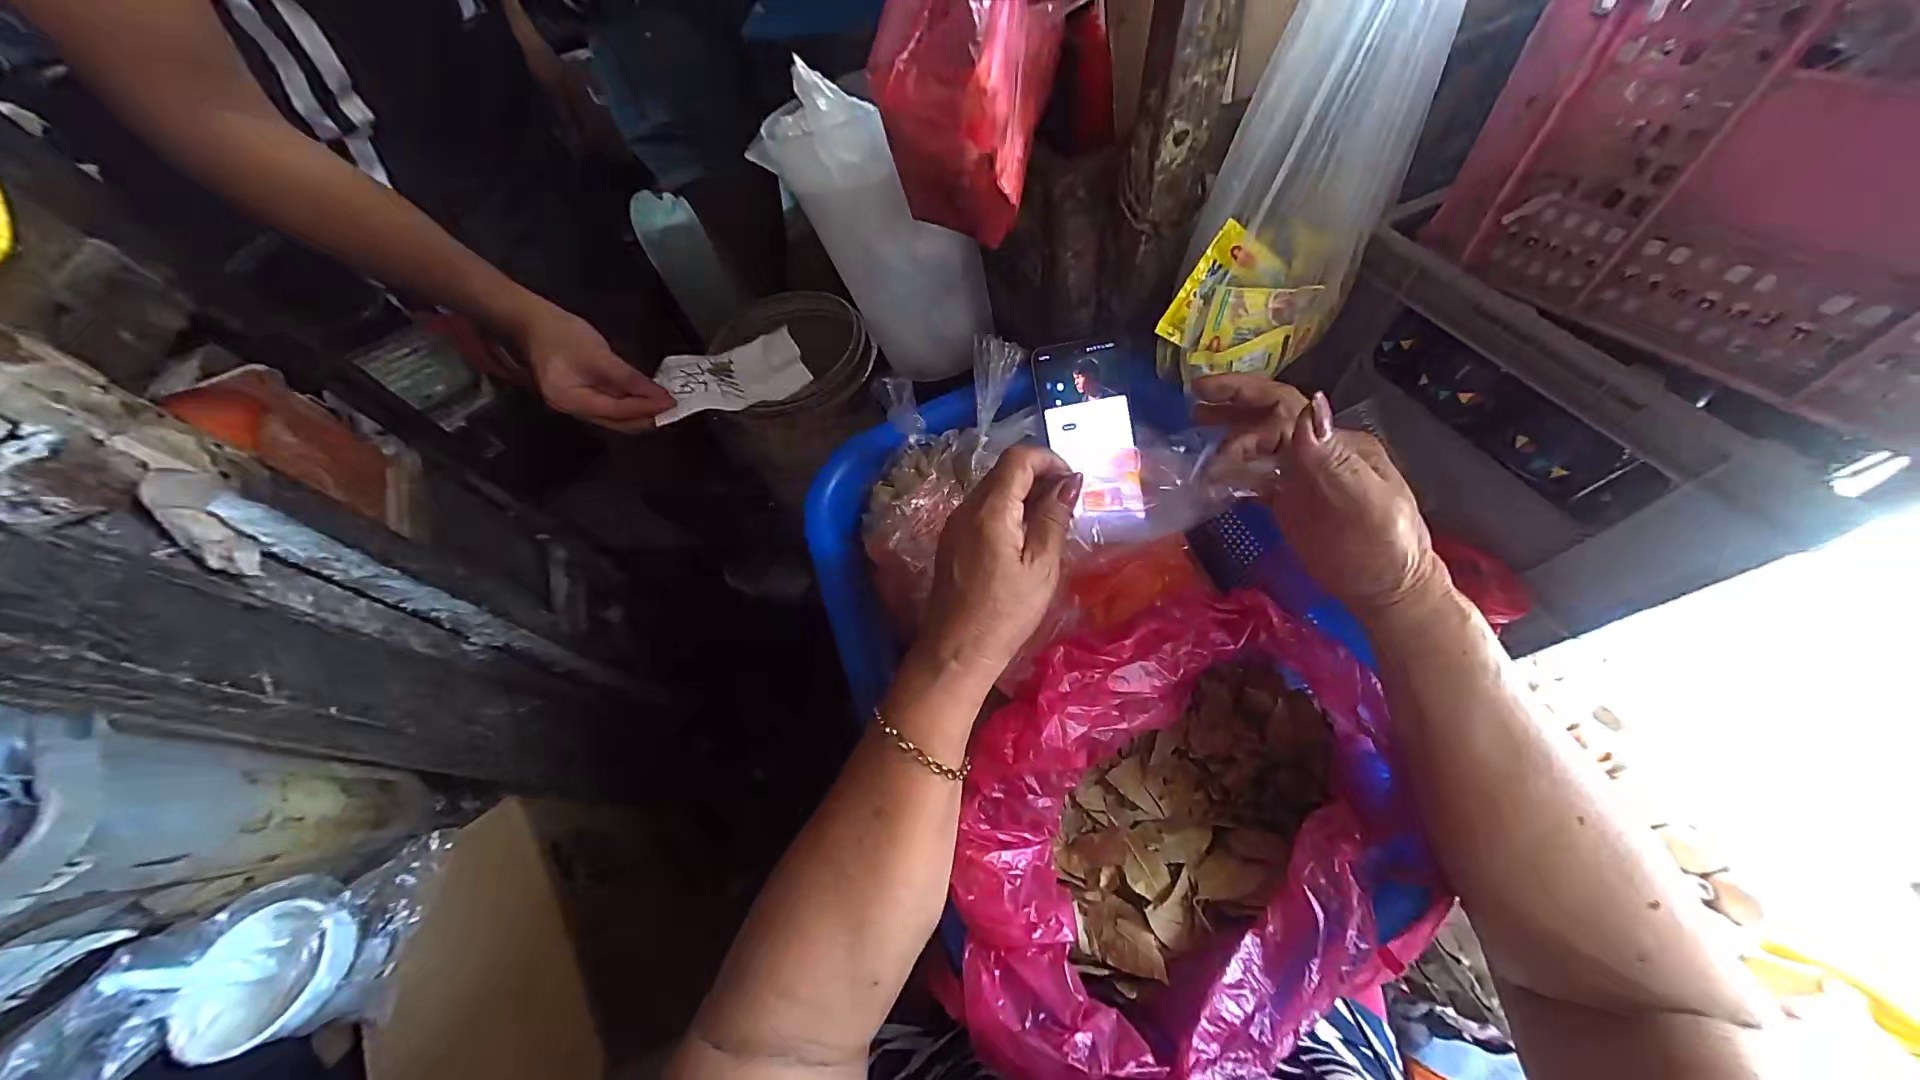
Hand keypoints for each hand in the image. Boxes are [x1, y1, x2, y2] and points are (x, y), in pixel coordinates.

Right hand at [520, 307, 674, 431]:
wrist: (530, 320)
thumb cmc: (560, 334)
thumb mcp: (599, 355)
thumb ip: (628, 378)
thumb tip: (656, 395)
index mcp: (571, 401)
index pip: (618, 412)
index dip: (647, 408)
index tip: (671, 403)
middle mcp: (571, 409)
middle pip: (617, 422)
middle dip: (646, 417)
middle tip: (672, 410)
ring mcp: (575, 404)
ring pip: (615, 417)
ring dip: (640, 413)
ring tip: (663, 406)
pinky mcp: (580, 395)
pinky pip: (610, 407)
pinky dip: (629, 404)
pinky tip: (645, 399)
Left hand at [913, 446, 1079, 683]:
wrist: (955, 651)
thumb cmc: (1005, 613)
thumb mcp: (1042, 566)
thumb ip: (1054, 517)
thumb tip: (1069, 480)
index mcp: (990, 510)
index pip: (1018, 458)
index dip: (1049, 459)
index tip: (1072, 482)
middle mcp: (966, 508)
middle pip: (1004, 471)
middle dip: (1039, 477)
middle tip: (1067, 505)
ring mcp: (955, 525)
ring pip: (993, 490)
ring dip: (1024, 496)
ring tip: (1050, 525)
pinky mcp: (952, 542)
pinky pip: (982, 511)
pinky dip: (1008, 513)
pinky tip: (1024, 541)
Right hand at [1201, 379, 1447, 619]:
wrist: (1386, 590)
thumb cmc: (1381, 548)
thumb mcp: (1364, 503)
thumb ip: (1332, 458)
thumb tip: (1309, 408)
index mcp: (1336, 444)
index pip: (1286, 408)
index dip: (1245, 396)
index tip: (1205, 394)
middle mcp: (1316, 452)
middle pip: (1269, 418)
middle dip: (1232, 406)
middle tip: (1193, 402)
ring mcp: (1300, 477)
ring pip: (1258, 445)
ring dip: (1226, 436)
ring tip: (1193, 432)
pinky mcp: (1288, 501)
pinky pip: (1254, 476)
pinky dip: (1230, 472)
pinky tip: (1208, 477)